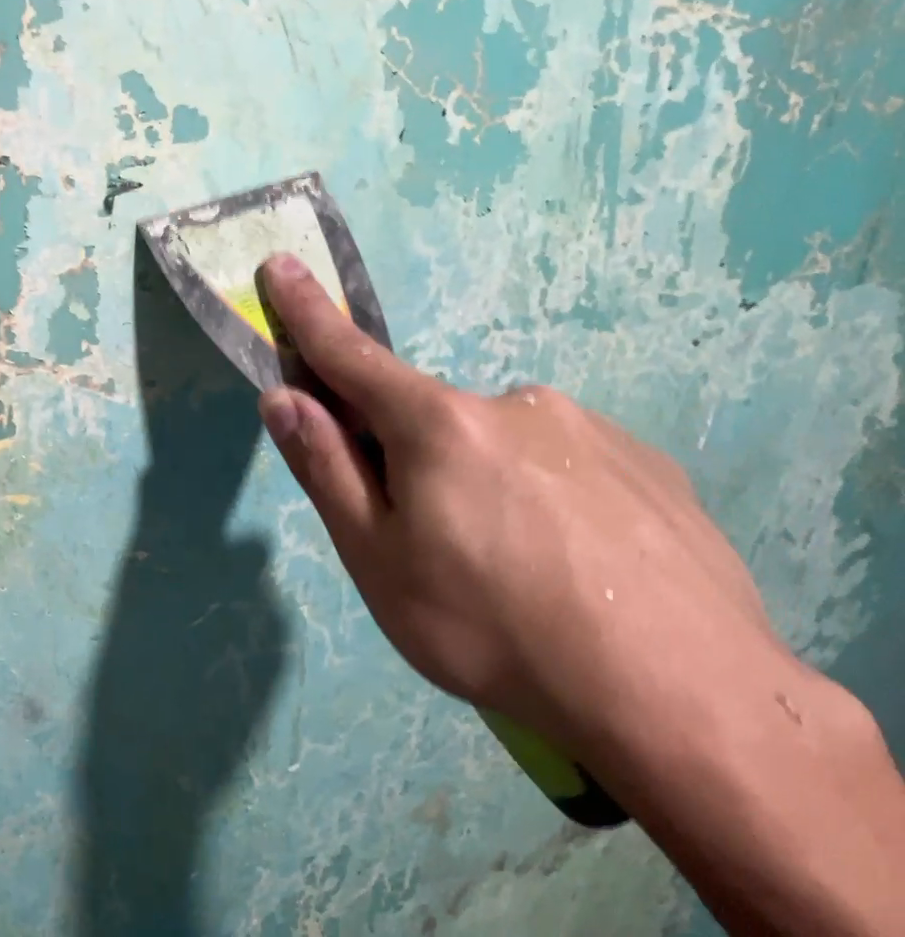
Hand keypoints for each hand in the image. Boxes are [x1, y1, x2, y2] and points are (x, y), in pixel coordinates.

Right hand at [252, 253, 787, 747]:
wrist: (681, 696)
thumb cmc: (491, 627)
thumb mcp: (377, 559)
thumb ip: (327, 471)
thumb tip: (285, 399)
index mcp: (438, 425)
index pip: (351, 357)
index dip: (308, 313)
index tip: (281, 265)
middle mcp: (515, 405)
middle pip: (429, 419)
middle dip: (408, 459)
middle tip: (429, 545)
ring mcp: (591, 431)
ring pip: (500, 446)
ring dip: (482, 484)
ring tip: (513, 571)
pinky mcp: (649, 467)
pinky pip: (563, 467)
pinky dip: (545, 500)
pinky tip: (573, 569)